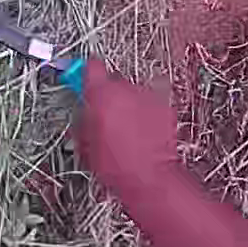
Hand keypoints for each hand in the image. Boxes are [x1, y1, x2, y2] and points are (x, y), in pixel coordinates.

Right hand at [77, 60, 182, 199]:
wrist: (151, 180)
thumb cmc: (118, 166)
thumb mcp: (85, 143)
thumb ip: (83, 118)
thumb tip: (83, 112)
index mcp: (102, 94)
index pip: (91, 67)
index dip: (85, 73)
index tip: (82, 79)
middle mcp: (127, 90)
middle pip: (112, 81)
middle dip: (107, 96)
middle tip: (103, 117)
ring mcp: (148, 97)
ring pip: (132, 93)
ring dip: (128, 105)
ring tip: (124, 130)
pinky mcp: (164, 108)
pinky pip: (150, 104)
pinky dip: (145, 114)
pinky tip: (140, 134)